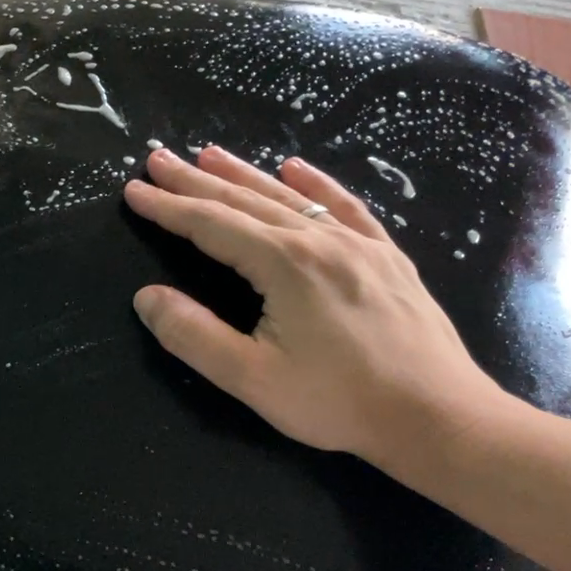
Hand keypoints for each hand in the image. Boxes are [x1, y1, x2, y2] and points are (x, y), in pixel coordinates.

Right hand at [125, 145, 509, 467]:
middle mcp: (320, 241)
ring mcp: (359, 245)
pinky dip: (316, 183)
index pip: (211, 225)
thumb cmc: (336, 401)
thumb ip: (192, 334)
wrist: (437, 416)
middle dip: (195, 180)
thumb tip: (146, 296)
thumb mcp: (249, 378)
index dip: (168, 207)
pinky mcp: (387, 258)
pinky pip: (345, 207)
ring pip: (290, 197)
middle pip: (245, 201)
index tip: (133, 190)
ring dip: (243, 174)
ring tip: (208, 154)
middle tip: (157, 158)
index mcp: (284, 265)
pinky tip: (297, 167)